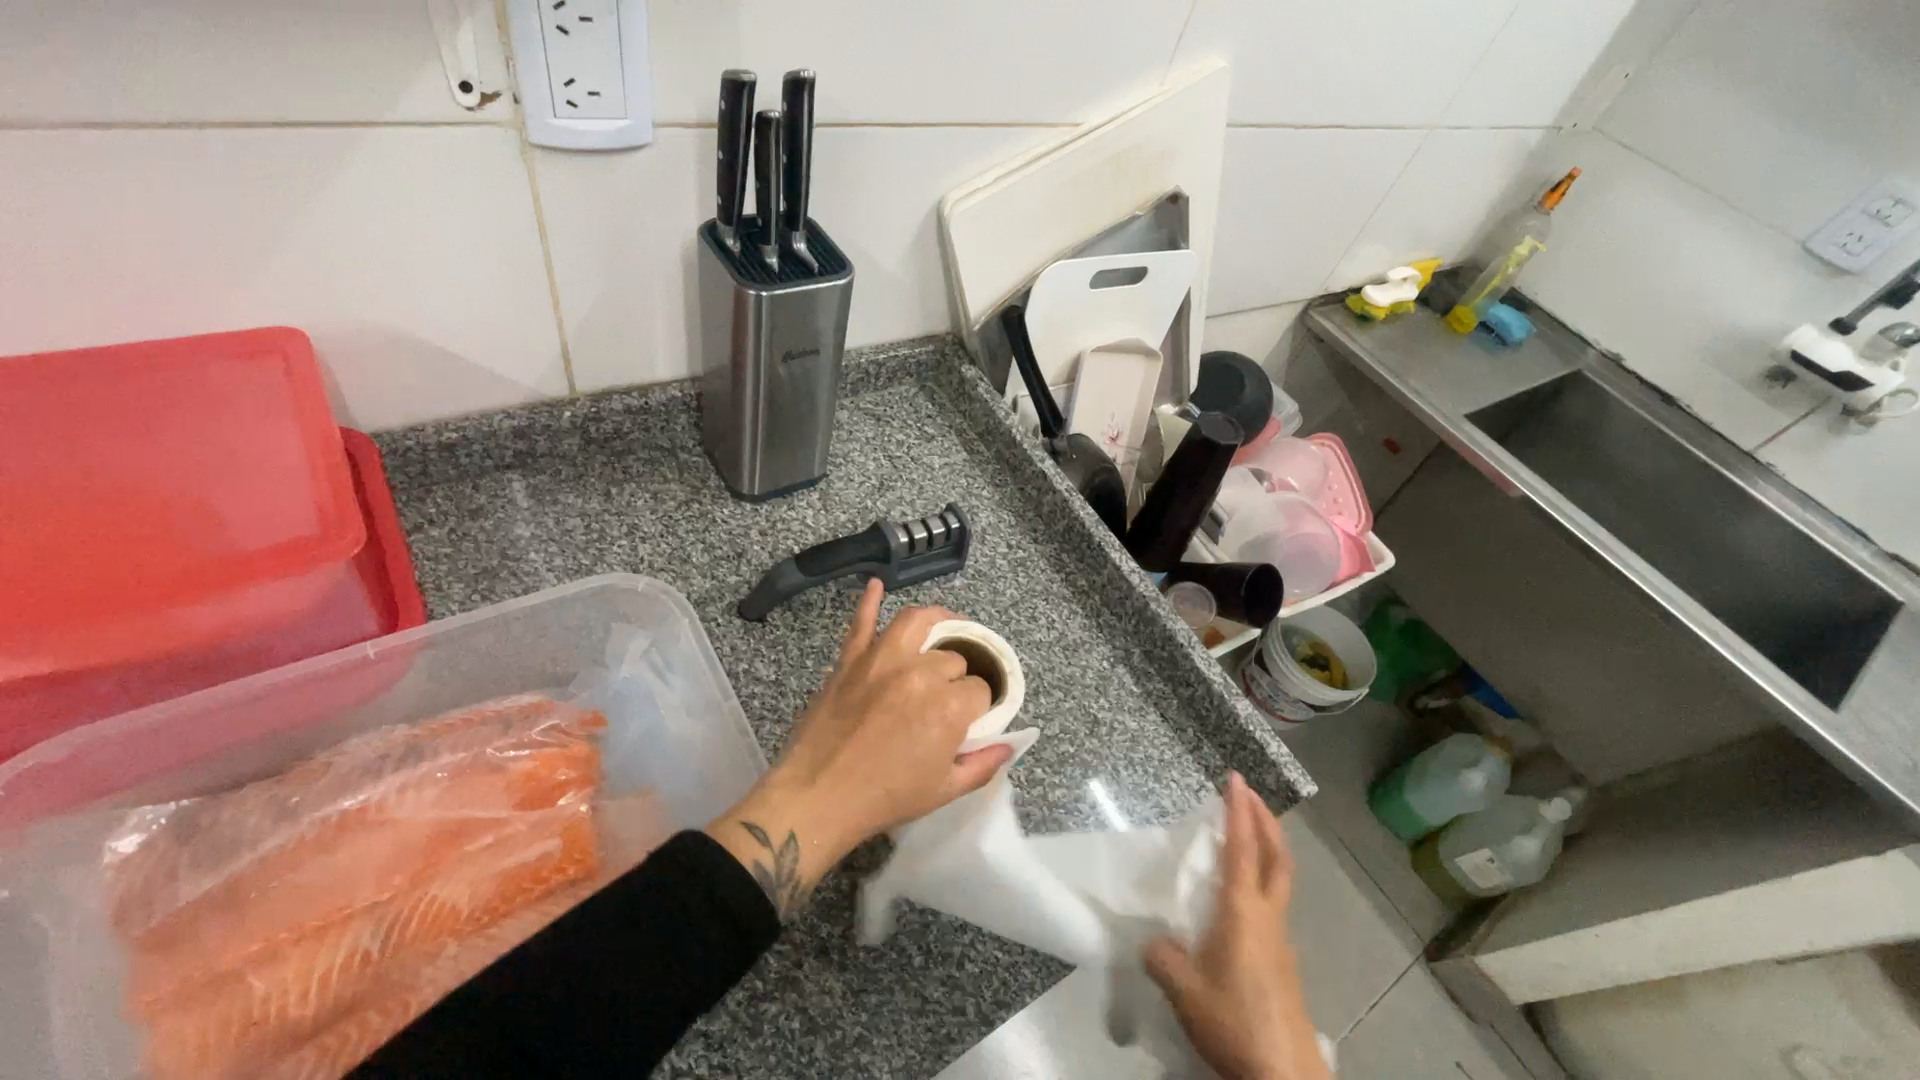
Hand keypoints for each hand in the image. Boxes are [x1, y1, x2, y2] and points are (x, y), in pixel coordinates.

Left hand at [707, 579, 1012, 918]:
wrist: (818, 798)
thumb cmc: (885, 798)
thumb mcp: (944, 791)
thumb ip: (982, 765)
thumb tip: (1008, 746)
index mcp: (948, 708)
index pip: (980, 689)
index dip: (980, 704)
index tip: (970, 720)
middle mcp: (919, 674)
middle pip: (953, 657)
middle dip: (958, 674)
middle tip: (949, 696)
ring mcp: (880, 661)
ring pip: (916, 622)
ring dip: (936, 620)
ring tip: (945, 625)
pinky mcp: (849, 660)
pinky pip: (861, 622)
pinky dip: (869, 601)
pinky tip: (876, 584)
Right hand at [1145, 773, 1328, 1079]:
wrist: (1284, 1073)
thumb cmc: (1233, 1019)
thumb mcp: (1182, 989)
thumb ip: (1162, 957)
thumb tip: (1154, 943)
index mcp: (1243, 912)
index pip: (1242, 848)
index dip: (1238, 810)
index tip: (1235, 778)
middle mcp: (1267, 917)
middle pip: (1277, 857)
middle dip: (1266, 821)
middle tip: (1249, 795)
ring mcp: (1281, 941)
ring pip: (1279, 881)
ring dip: (1265, 851)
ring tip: (1243, 841)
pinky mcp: (1282, 963)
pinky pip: (1272, 907)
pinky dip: (1259, 884)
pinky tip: (1236, 905)